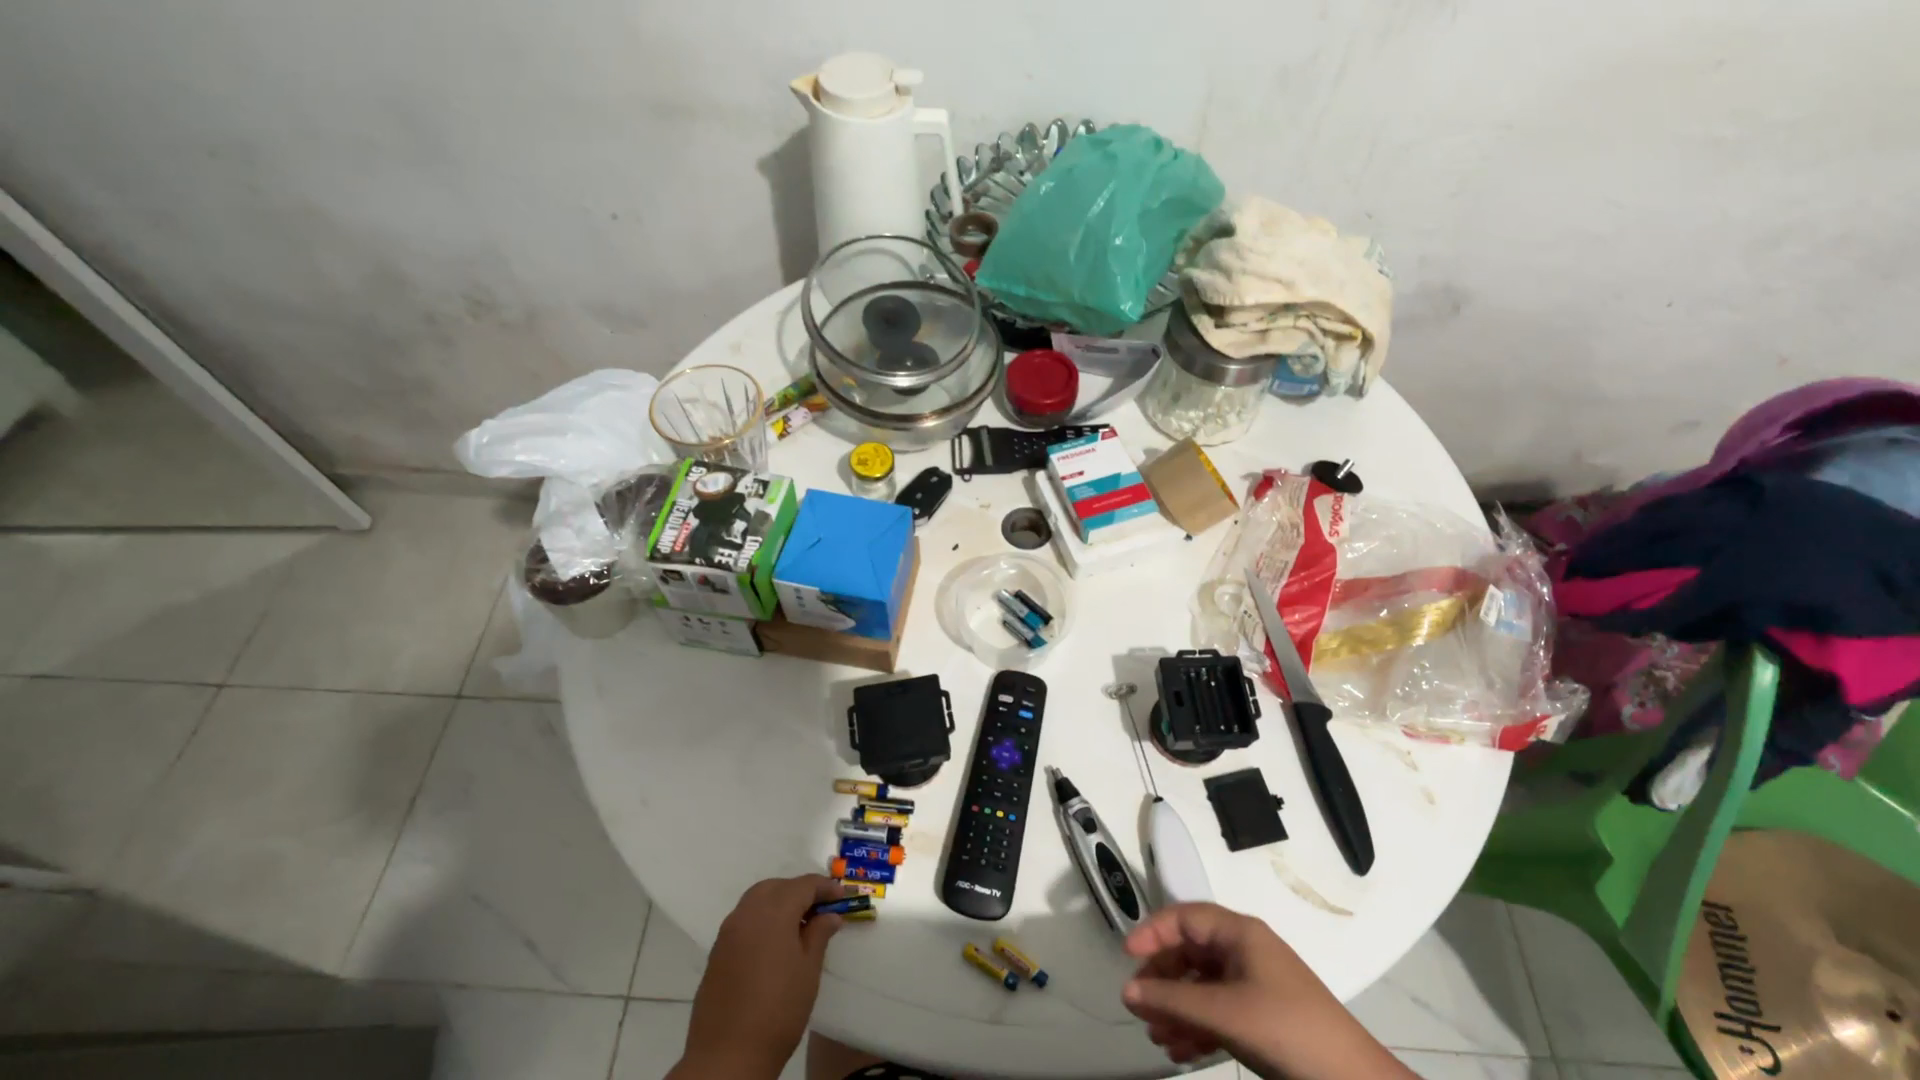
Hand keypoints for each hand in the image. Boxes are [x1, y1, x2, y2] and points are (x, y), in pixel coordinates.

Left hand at [673, 876, 846, 1078]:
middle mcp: (746, 914)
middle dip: (799, 891)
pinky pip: (743, 921)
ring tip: (800, 926)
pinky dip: (762, 920)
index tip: (843, 897)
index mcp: (772, 913)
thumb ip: (819, 935)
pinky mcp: (717, 952)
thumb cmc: (778, 1010)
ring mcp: (727, 933)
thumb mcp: (808, 970)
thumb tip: (830, 915)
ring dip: (779, 903)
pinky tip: (775, 944)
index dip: (825, 887)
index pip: (802, 885)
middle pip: (776, 887)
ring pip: (756, 901)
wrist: (727, 1054)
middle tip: (822, 909)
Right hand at [1122, 903, 1413, 1079]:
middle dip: (1162, 980)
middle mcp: (1244, 951)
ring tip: (1158, 1037)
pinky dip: (1195, 1027)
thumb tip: (1127, 990)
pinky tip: (1180, 1052)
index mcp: (1240, 934)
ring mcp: (1253, 984)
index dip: (1153, 931)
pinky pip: (1215, 1011)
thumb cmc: (1285, 1029)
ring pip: (1200, 986)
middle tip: (1141, 1007)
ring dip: (1176, 1009)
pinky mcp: (1259, 1016)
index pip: (1186, 917)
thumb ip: (1171, 999)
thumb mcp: (1223, 1012)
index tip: (1127, 956)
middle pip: (1189, 952)